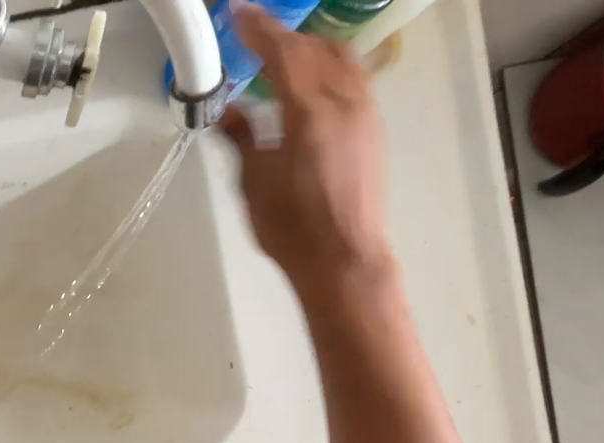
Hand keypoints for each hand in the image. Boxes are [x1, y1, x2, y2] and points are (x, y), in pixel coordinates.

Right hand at [218, 3, 393, 294]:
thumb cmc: (292, 228)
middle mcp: (346, 101)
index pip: (284, 53)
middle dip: (285, 37)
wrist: (343, 259)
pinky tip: (308, 87)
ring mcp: (366, 112)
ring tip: (283, 57)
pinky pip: (353, 79)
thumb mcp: (254, 184)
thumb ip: (244, 138)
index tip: (238, 12)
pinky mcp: (373, 129)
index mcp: (311, 112)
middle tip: (255, 37)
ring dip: (311, 49)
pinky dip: (328, 69)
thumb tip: (230, 111)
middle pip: (317, 47)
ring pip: (342, 59)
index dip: (259, 29)